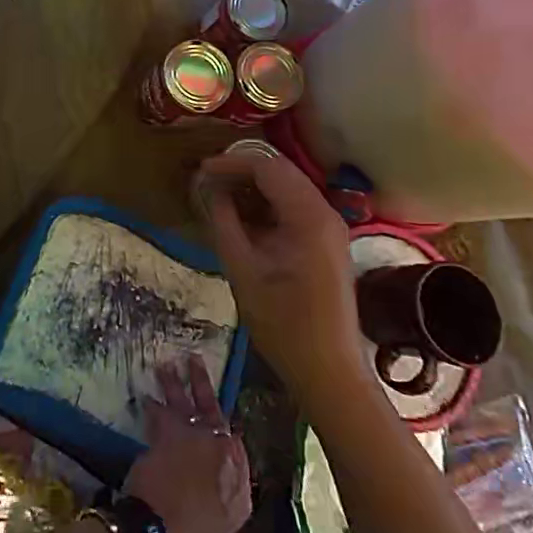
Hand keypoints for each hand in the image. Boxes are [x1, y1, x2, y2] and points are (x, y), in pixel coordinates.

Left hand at [123, 357, 251, 532]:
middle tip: (192, 359)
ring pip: (182, 403)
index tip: (210, 409)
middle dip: (201, 382)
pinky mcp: (161, 437)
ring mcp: (187, 435)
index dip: (218, 420)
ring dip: (173, 385)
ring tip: (165, 367)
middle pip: (209, 405)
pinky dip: (153, 406)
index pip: (229, 432)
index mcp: (234, 458)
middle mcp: (214, 439)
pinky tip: (147, 398)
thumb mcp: (232, 516)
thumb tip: (235, 465)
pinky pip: (158, 414)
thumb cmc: (199, 532)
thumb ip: (237, 486)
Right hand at [201, 153, 366, 402]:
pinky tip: (245, 220)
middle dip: (244, 173)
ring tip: (220, 198)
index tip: (201, 171)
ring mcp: (331, 227)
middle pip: (282, 173)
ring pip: (290, 190)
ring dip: (256, 189)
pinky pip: (297, 210)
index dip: (232, 164)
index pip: (269, 168)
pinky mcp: (329, 243)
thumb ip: (225, 224)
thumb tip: (209, 189)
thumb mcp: (244, 272)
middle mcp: (326, 212)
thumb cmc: (284, 325)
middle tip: (207, 183)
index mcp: (309, 215)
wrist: (328, 368)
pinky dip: (270, 208)